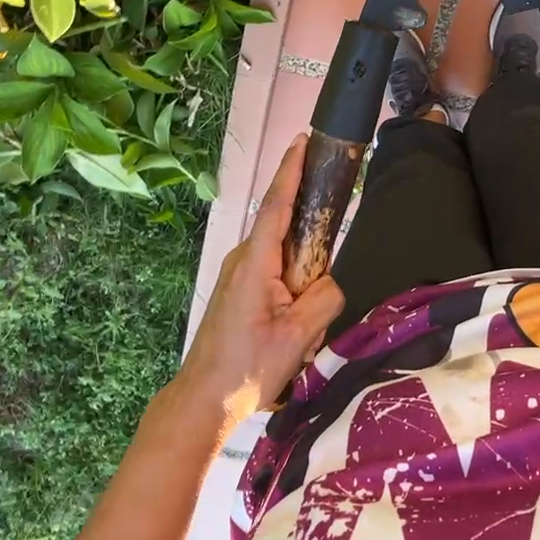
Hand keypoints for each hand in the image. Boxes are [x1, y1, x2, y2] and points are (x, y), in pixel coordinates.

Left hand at [174, 135, 344, 424]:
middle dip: (312, 227)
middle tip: (335, 239)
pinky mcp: (240, 291)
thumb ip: (325, 298)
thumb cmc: (248, 369)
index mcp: (255, 263)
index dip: (291, 170)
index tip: (303, 139)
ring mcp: (239, 275)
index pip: (277, 205)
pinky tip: (301, 315)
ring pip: (282, 254)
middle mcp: (243, 259)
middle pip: (284, 226)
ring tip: (313, 310)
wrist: (204, 400)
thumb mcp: (298, 336)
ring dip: (304, 268)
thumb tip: (331, 281)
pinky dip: (293, 280)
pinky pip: (275, 271)